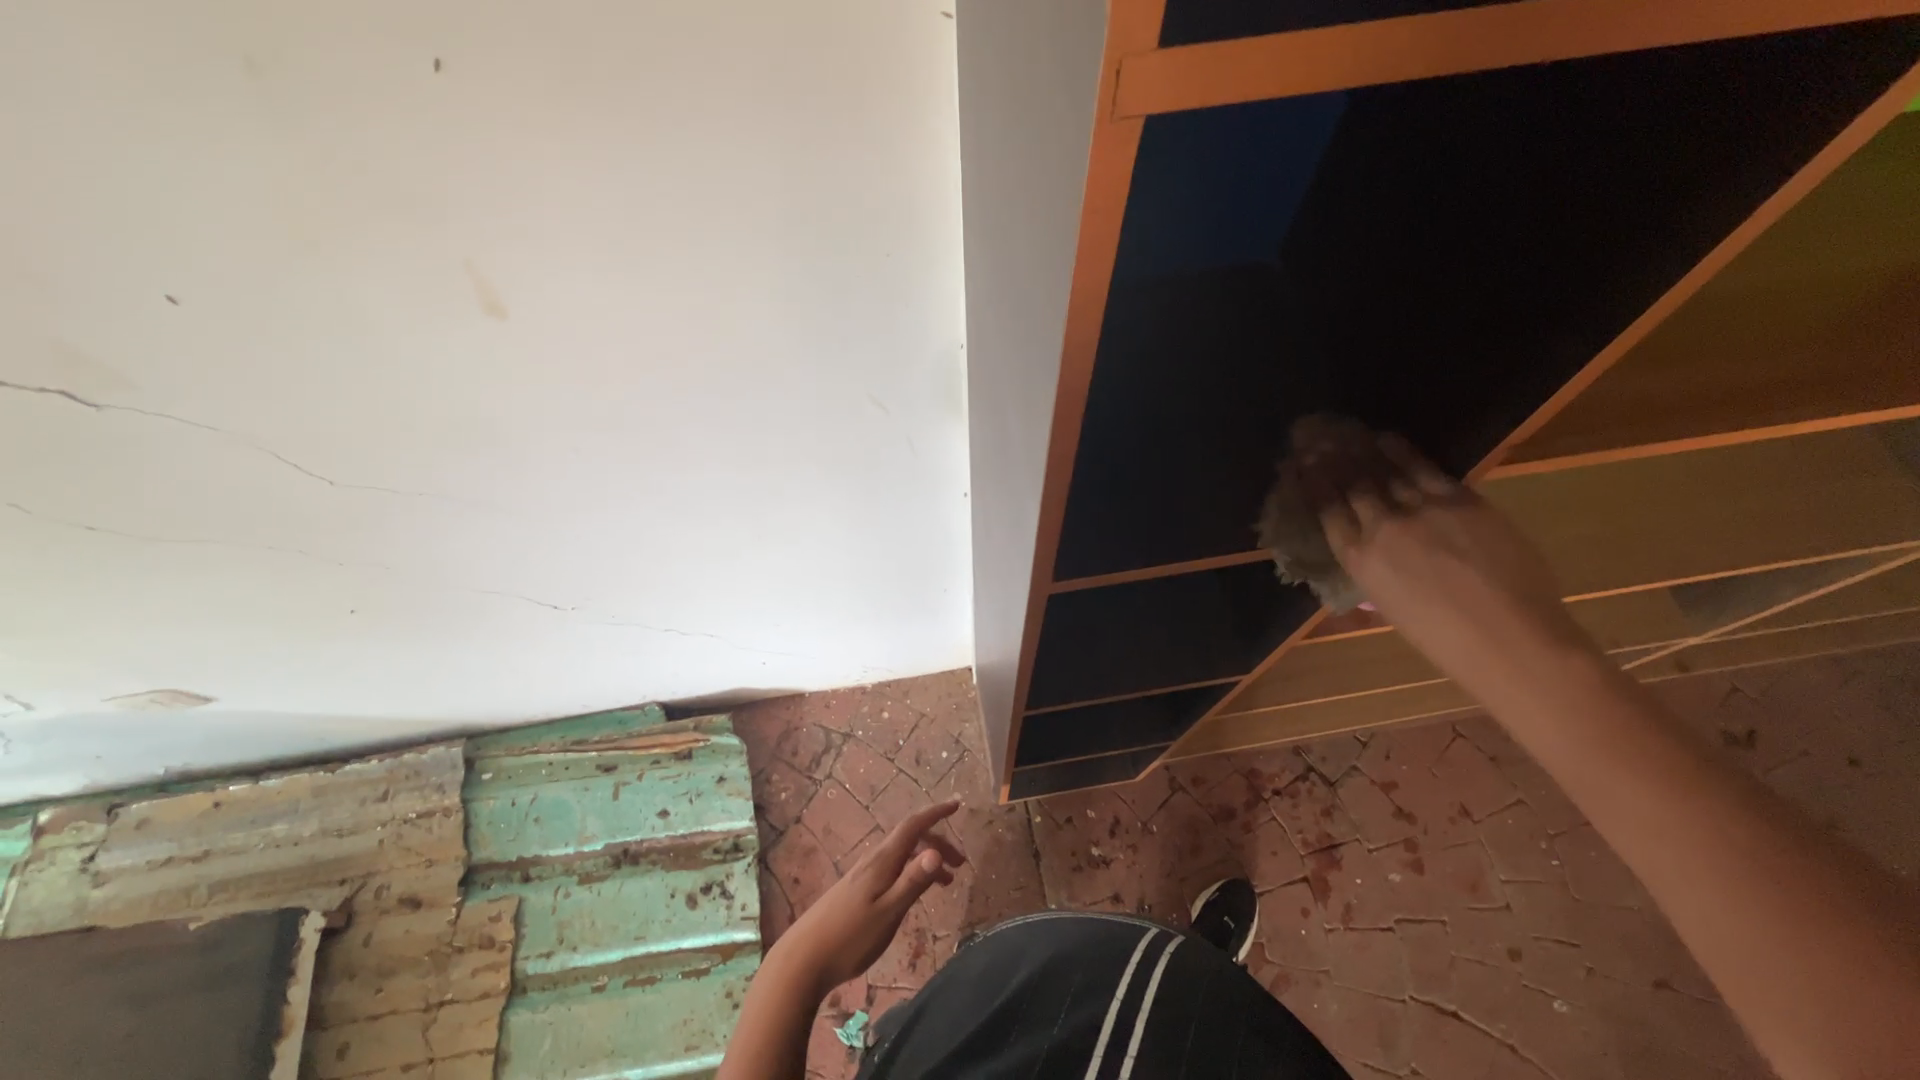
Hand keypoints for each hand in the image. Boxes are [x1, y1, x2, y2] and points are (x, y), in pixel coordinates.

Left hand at [771, 800, 967, 996]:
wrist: (803, 960)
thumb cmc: (849, 938)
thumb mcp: (888, 913)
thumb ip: (912, 883)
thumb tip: (937, 851)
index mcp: (882, 862)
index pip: (912, 826)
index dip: (935, 813)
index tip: (956, 804)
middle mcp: (872, 861)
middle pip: (909, 838)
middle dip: (938, 843)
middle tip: (961, 865)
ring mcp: (863, 875)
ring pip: (902, 855)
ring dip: (926, 861)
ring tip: (947, 884)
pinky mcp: (857, 890)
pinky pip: (892, 869)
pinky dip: (911, 873)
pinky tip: (914, 894)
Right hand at [1297, 429, 1594, 680]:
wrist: (1507, 637)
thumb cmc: (1444, 638)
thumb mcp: (1390, 605)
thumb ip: (1375, 572)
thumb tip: (1372, 553)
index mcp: (1359, 561)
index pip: (1326, 511)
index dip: (1311, 484)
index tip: (1300, 465)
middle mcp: (1381, 529)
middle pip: (1351, 485)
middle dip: (1331, 460)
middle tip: (1319, 439)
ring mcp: (1420, 509)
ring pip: (1383, 471)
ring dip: (1362, 450)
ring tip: (1349, 434)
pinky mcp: (1459, 499)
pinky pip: (1422, 468)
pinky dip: (1401, 451)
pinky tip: (1388, 440)